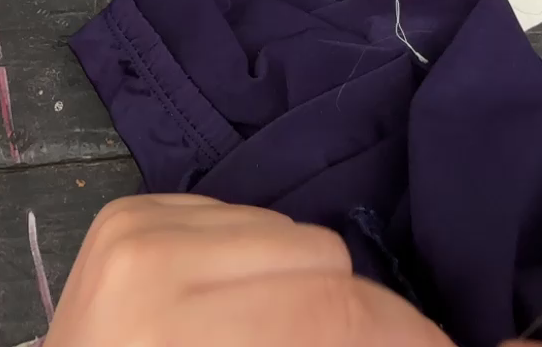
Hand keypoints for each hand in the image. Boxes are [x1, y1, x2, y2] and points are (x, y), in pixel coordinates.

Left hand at [45, 194, 450, 346]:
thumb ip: (326, 345)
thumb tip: (413, 338)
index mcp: (180, 338)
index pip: (334, 313)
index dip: (407, 335)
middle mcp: (153, 264)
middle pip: (320, 255)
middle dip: (354, 311)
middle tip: (354, 346)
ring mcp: (136, 226)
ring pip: (285, 226)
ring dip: (302, 280)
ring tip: (278, 329)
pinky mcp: (128, 209)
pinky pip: (239, 214)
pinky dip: (253, 258)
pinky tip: (230, 302)